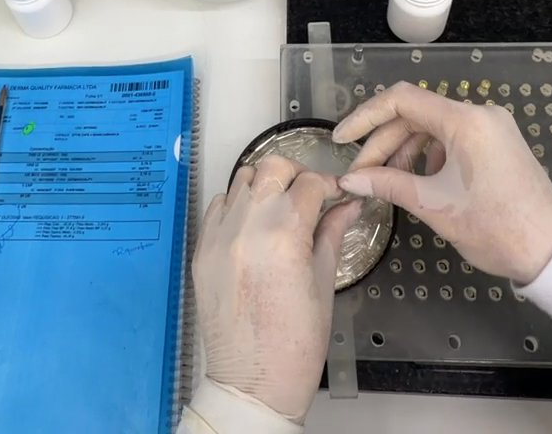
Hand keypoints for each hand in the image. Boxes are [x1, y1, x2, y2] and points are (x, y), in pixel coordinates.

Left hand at [194, 155, 363, 421]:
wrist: (252, 383)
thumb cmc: (296, 344)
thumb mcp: (324, 285)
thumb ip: (333, 233)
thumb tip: (350, 203)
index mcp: (285, 234)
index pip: (310, 183)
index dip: (328, 185)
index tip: (335, 193)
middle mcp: (248, 225)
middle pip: (273, 167)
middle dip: (296, 174)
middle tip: (308, 194)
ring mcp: (219, 234)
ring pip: (242, 178)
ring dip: (265, 184)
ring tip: (279, 206)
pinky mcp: (201, 247)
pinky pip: (218, 204)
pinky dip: (237, 204)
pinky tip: (252, 224)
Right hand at [334, 82, 551, 282]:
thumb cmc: (494, 228)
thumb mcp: (434, 206)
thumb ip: (387, 184)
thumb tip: (348, 181)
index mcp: (465, 121)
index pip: (401, 100)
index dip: (365, 117)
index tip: (341, 140)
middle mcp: (478, 113)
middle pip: (415, 114)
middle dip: (384, 143)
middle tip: (361, 174)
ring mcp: (491, 126)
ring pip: (432, 126)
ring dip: (404, 150)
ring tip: (386, 181)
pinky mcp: (497, 141)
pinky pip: (451, 137)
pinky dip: (428, 154)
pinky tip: (418, 180)